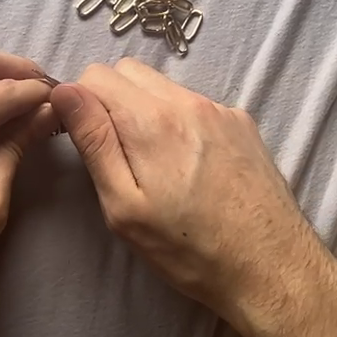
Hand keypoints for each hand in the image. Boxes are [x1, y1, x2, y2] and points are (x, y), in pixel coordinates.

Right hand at [49, 59, 336, 331]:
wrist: (271, 265)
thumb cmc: (188, 249)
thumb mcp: (125, 207)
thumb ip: (94, 142)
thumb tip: (65, 91)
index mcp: (151, 119)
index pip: (96, 75)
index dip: (79, 101)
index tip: (83, 136)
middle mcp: (186, 100)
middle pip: (129, 71)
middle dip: (111, 99)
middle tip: (115, 149)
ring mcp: (219, 107)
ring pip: (163, 86)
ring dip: (146, 108)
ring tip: (155, 162)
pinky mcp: (241, 121)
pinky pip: (195, 103)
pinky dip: (180, 120)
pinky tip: (191, 164)